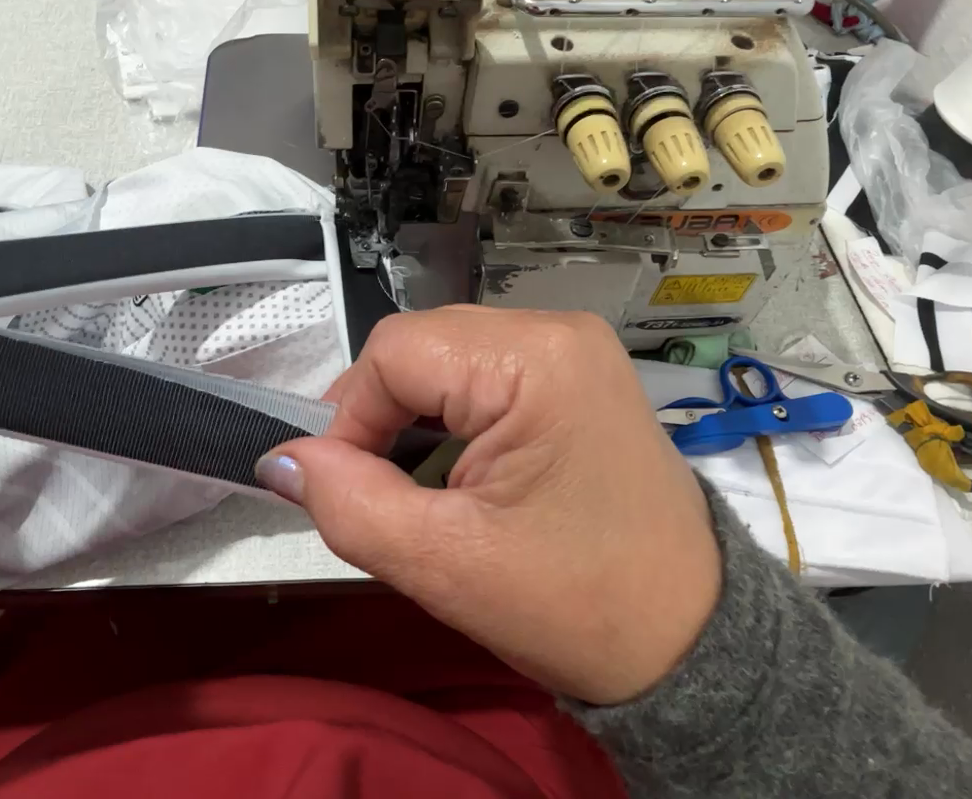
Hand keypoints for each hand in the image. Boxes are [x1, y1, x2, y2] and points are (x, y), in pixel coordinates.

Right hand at [257, 307, 720, 704]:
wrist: (692, 641)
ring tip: (419, 488)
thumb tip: (279, 458)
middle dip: (381, 416)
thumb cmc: (577, 605)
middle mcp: (557, 330)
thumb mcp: (445, 564)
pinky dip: (452, 417)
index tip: (343, 488)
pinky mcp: (577, 374)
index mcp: (536, 358)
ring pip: (447, 358)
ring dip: (414, 418)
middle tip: (378, 492)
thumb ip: (348, 503)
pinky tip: (459, 471)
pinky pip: (484, 373)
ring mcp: (573, 348)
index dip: (351, 417)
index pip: (396, 352)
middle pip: (421, 347)